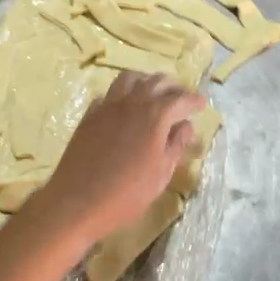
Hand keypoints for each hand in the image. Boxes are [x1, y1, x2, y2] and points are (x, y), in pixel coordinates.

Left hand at [33, 73, 205, 244]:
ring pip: (130, 79)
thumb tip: (186, 126)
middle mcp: (132, 102)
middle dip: (173, 87)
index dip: (194, 101)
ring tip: (153, 92)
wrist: (76, 201)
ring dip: (146, 81)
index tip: (202, 103)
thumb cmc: (126, 194)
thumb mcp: (160, 174)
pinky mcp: (90, 114)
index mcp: (154, 116)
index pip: (180, 100)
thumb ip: (175, 146)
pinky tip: (125, 106)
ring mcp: (108, 105)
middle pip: (156, 81)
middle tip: (181, 97)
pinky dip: (123, 94)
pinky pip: (110, 93)